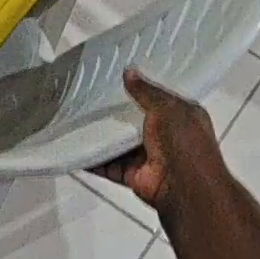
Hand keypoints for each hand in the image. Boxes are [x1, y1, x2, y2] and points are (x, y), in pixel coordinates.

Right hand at [90, 69, 224, 213]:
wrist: (183, 186)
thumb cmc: (183, 141)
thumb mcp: (167, 108)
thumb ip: (146, 91)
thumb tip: (128, 72)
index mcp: (181, 117)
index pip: (159, 100)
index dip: (142, 90)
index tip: (120, 79)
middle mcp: (166, 137)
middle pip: (136, 122)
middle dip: (117, 114)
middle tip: (91, 98)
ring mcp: (148, 158)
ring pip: (120, 145)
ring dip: (102, 137)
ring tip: (78, 121)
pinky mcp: (132, 175)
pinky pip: (108, 165)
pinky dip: (93, 160)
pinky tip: (77, 149)